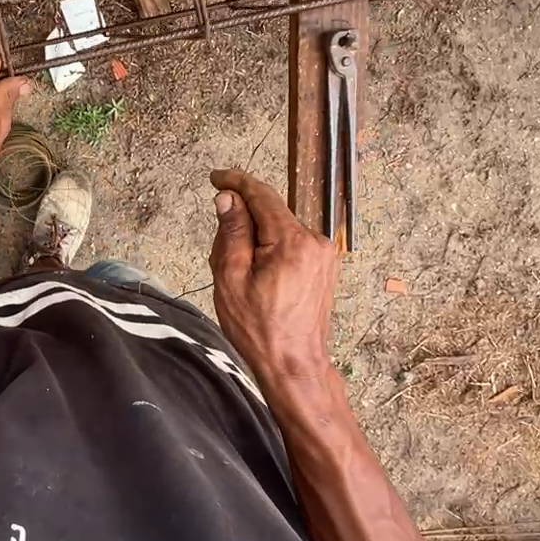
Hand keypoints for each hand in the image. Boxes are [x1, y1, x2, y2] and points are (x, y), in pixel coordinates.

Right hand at [208, 169, 340, 379]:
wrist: (293, 363)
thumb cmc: (259, 328)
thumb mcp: (231, 277)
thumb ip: (231, 232)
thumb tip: (229, 199)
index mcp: (292, 242)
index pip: (262, 196)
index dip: (236, 182)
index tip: (215, 177)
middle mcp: (315, 242)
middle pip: (270, 213)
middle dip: (241, 223)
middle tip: (220, 256)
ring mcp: (324, 254)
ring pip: (278, 230)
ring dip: (254, 240)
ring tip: (239, 276)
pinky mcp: (324, 266)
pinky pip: (290, 244)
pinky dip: (269, 250)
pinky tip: (256, 278)